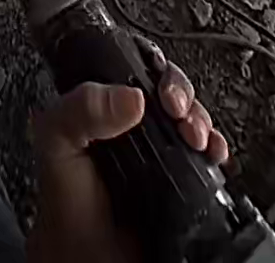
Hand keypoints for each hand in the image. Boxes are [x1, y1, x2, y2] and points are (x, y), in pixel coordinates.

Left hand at [25, 58, 230, 262]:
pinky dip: (216, 149)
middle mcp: (134, 125)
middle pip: (170, 88)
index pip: (135, 68)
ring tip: (196, 136)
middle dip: (182, 93)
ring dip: (201, 119)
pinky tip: (213, 153)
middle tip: (178, 110)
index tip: (160, 90)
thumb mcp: (57, 140)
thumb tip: (132, 98)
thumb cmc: (66, 205)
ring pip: (191, 117)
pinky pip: (208, 156)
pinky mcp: (184, 182)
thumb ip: (81, 108)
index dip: (153, 70)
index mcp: (105, 106)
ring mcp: (161, 153)